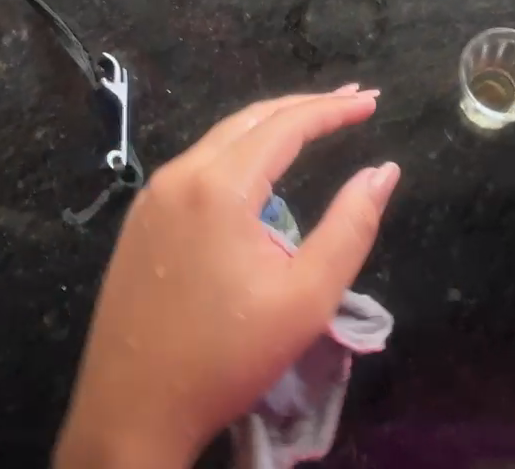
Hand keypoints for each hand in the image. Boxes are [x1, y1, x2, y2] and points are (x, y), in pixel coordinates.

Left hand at [54, 86, 399, 468]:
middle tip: (353, 101)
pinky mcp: (141, 218)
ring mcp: (154, 195)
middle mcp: (180, 175)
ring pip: (222, 139)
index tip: (371, 102)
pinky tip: (260, 168)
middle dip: (306, 106)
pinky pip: (199, 164)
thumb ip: (351, 227)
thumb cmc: (226, 358)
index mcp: (220, 187)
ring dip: (272, 127)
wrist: (131, 414)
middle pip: (252, 120)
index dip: (333, 109)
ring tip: (315, 123)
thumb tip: (383, 171)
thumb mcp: (307, 298)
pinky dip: (240, 151)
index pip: (286, 126)